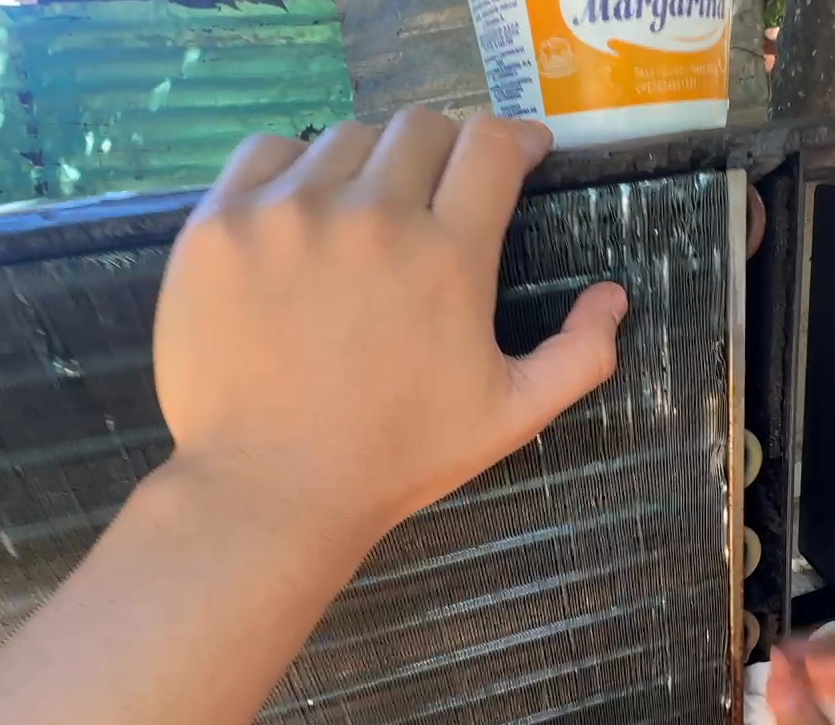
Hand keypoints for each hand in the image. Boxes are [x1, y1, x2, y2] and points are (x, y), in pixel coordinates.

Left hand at [150, 110, 627, 550]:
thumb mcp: (513, 417)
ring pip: (347, 137)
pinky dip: (300, 170)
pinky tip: (307, 218)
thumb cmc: (402, 455)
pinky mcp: (221, 223)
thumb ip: (580, 355)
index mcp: (449, 258)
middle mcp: (372, 214)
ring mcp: (288, 212)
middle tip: (443, 198)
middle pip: (421, 128)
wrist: (275, 486)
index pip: (490, 145)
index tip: (520, 154)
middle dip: (447, 152)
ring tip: (373, 216)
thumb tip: (613, 295)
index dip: (514, 139)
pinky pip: (271, 155)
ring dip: (376, 163)